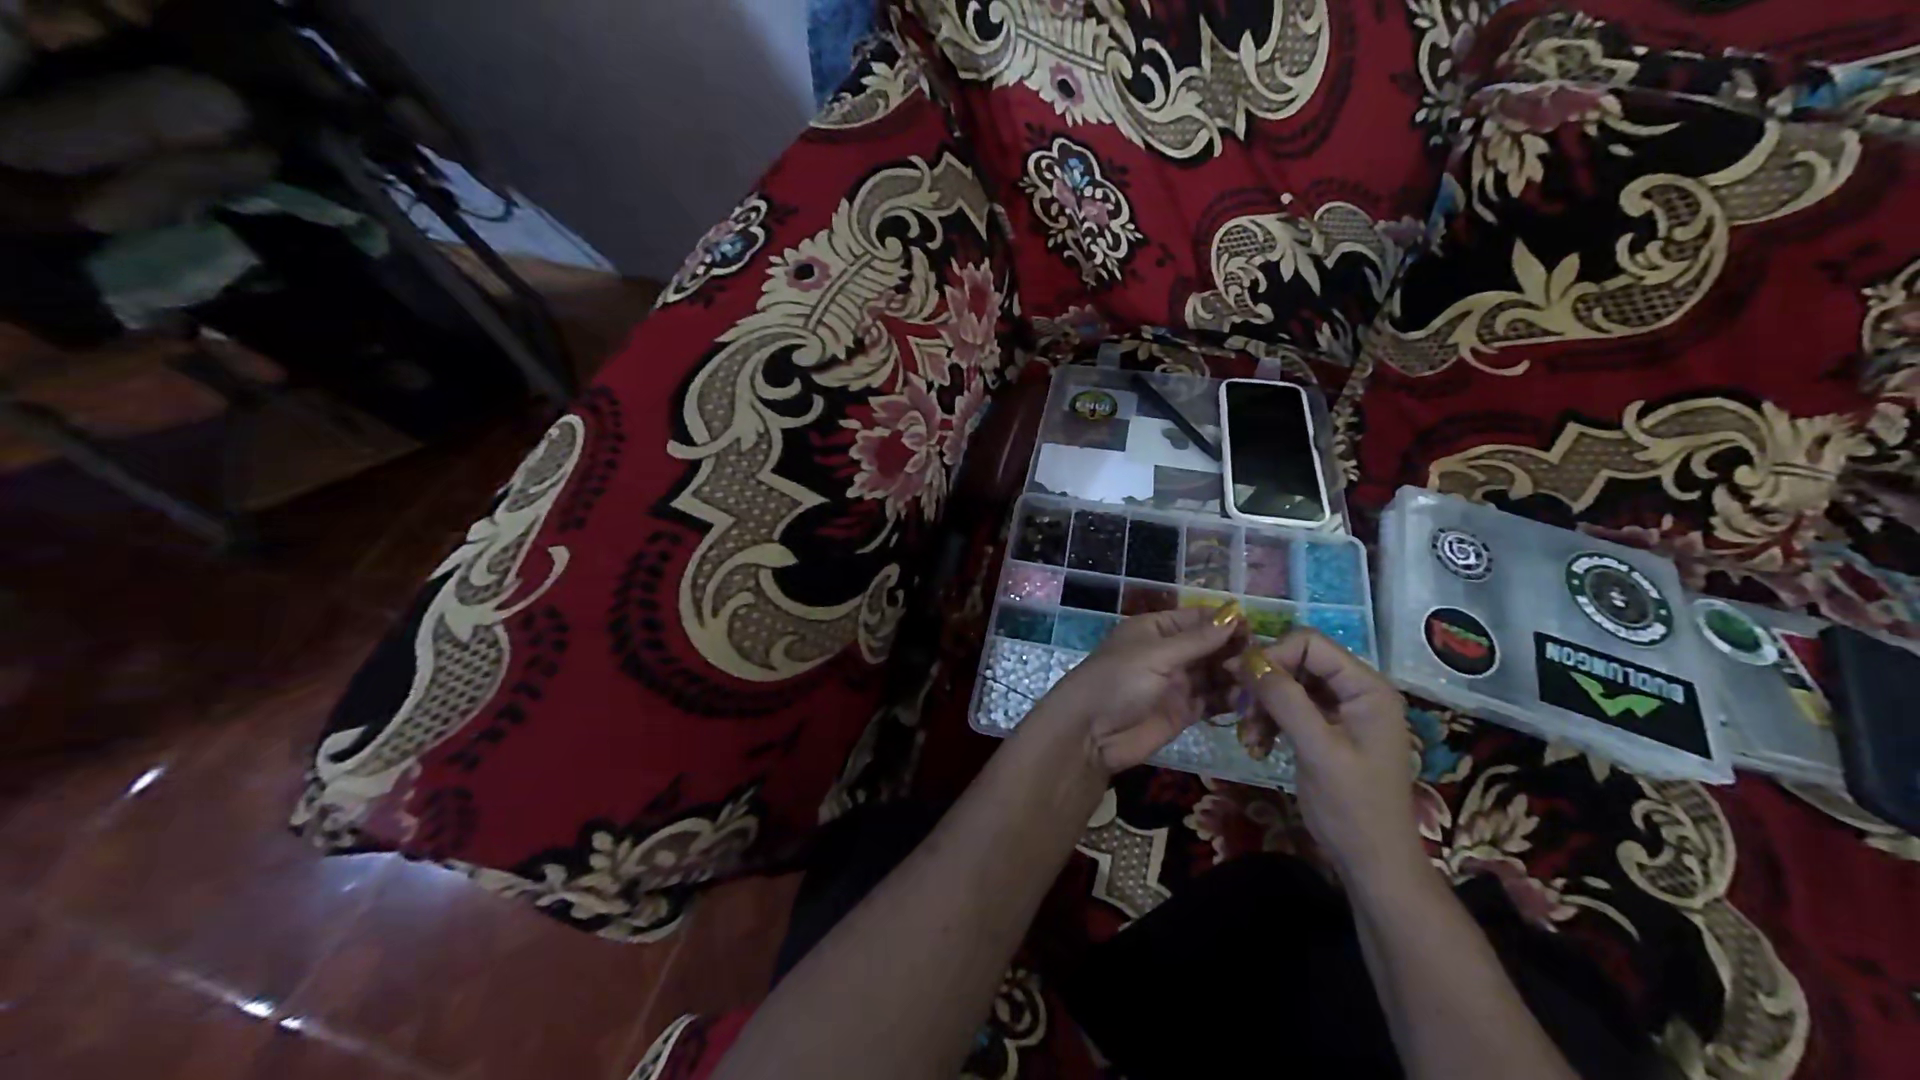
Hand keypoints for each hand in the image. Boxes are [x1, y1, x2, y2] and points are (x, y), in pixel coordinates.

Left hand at [1047, 606, 1243, 773]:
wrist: (1089, 734)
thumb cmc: (1117, 681)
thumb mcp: (1156, 655)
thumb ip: (1197, 639)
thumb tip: (1234, 614)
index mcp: (1156, 629)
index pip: (1198, 618)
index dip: (1226, 622)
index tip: (1256, 631)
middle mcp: (1169, 652)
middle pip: (1211, 646)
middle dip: (1235, 651)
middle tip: (1261, 661)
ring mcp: (1177, 683)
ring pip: (1216, 673)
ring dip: (1236, 676)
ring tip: (1258, 682)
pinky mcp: (1184, 711)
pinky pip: (1213, 700)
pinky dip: (1230, 700)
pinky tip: (1248, 700)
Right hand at [1230, 629, 1425, 887]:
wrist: (1371, 861)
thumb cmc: (1353, 806)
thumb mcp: (1318, 751)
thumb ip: (1286, 701)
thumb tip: (1249, 659)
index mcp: (1367, 688)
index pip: (1311, 644)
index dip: (1274, 655)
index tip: (1243, 682)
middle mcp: (1356, 691)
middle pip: (1296, 661)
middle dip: (1264, 684)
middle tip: (1239, 709)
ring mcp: (1340, 710)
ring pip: (1287, 684)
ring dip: (1262, 706)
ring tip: (1249, 738)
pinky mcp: (1324, 729)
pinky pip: (1288, 708)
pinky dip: (1268, 722)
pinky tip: (1257, 746)